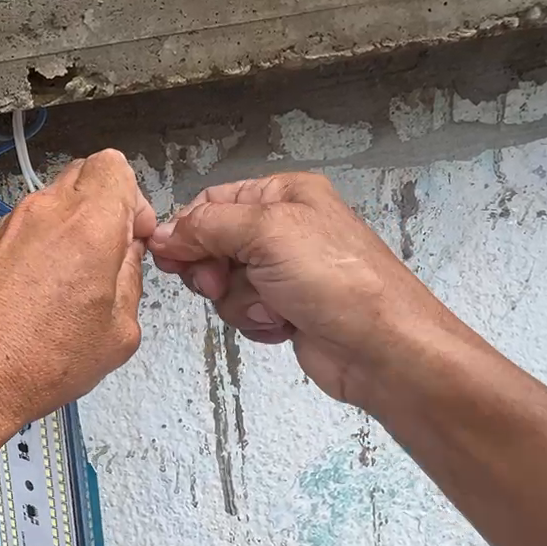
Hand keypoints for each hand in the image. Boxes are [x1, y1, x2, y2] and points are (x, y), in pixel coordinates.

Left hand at [0, 149, 154, 437]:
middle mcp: (46, 211)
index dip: (132, 198)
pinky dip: (43, 242)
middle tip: (109, 253)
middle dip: (104, 205)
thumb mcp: (119, 330)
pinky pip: (27, 225)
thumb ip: (131, 277)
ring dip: (72, 225)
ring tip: (72, 279)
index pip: (114, 167)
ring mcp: (11, 223)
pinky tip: (41, 289)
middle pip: (84, 175)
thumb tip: (125, 253)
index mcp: (87, 223)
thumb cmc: (46, 359)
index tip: (133, 237)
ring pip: (53, 201)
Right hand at [146, 173, 472, 408]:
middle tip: (219, 283)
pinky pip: (241, 309)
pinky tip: (281, 325)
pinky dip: (253, 320)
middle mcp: (282, 228)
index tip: (169, 257)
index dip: (186, 229)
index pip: (211, 202)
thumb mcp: (266, 233)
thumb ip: (206, 226)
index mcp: (283, 194)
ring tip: (271, 308)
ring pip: (222, 281)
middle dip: (212, 269)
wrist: (384, 351)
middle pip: (211, 243)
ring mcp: (283, 271)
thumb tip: (161, 235)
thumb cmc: (334, 280)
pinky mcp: (284, 308)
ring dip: (237, 299)